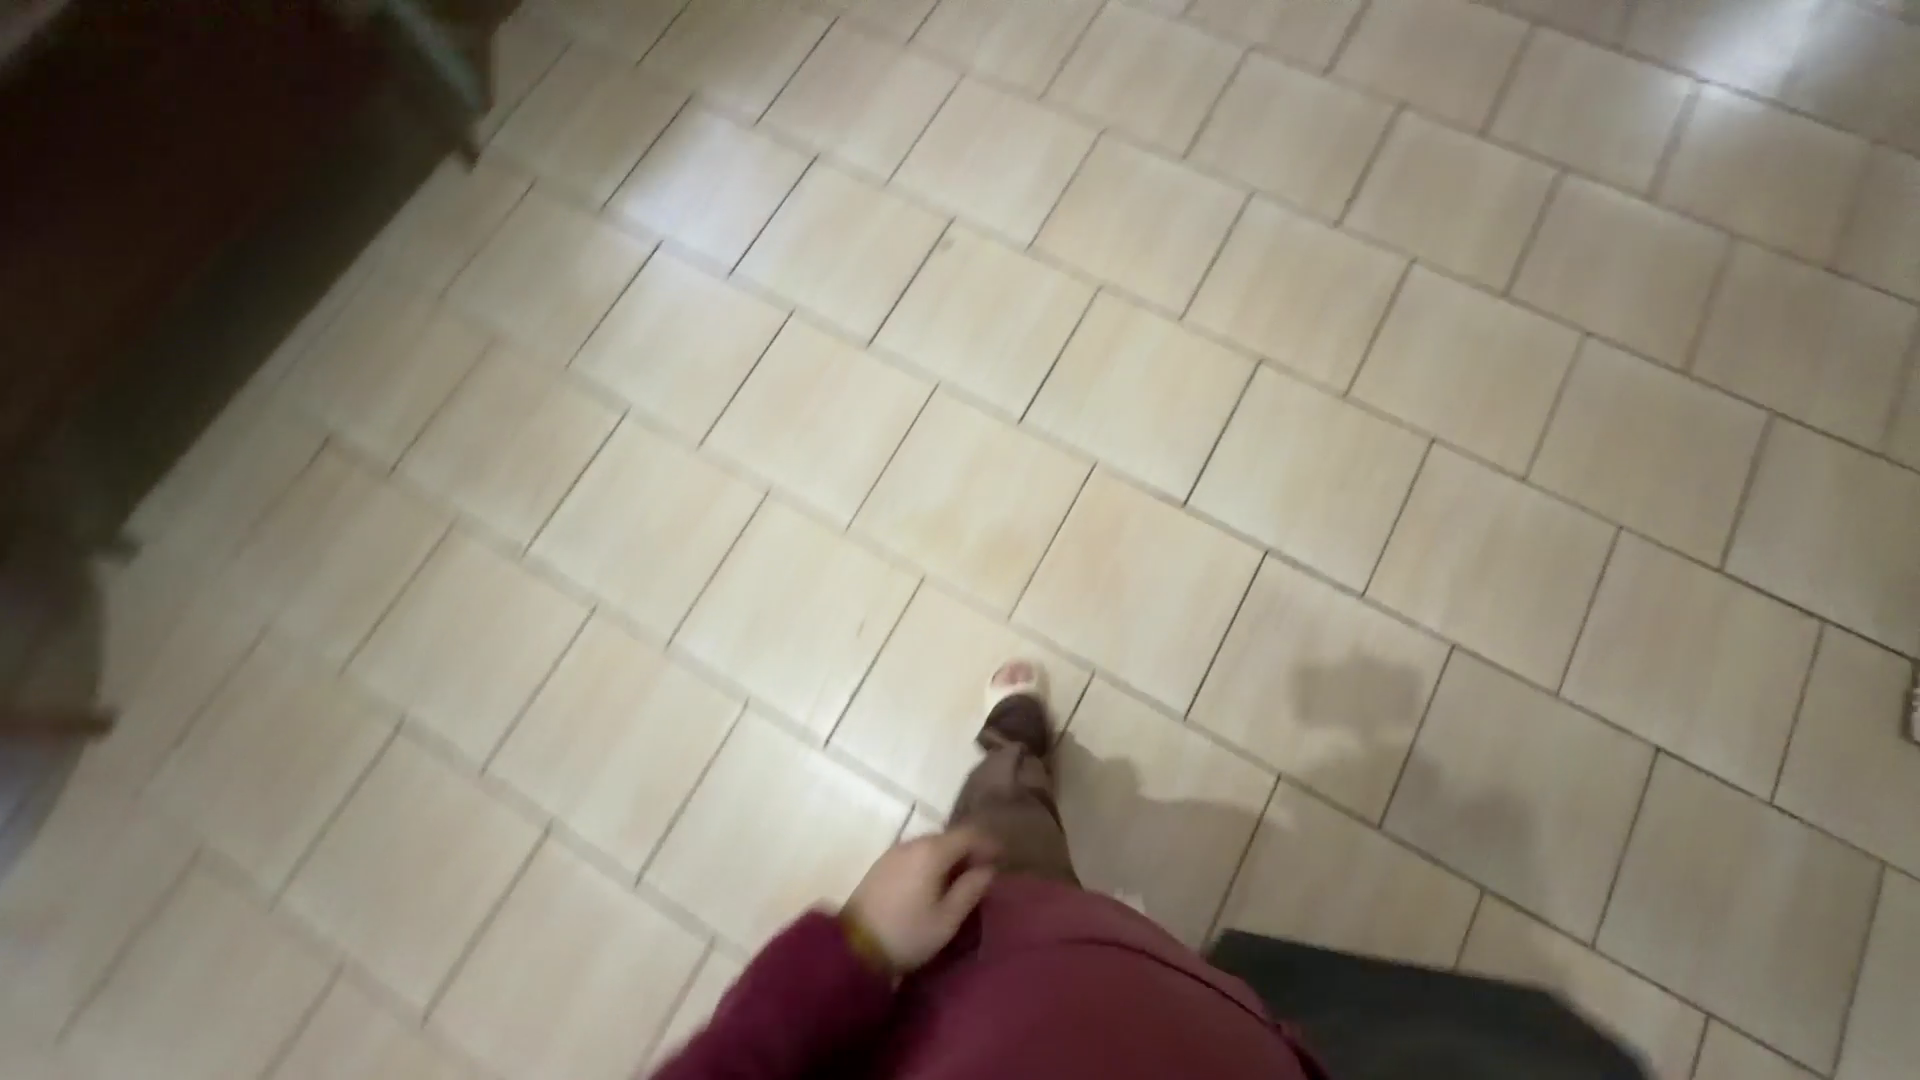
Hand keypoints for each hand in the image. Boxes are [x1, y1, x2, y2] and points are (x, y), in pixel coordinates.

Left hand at [843, 828, 999, 973]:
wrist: (853, 947)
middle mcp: (912, 843)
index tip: (1002, 858)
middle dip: (969, 849)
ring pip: (931, 844)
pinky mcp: (882, 864)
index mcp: (932, 852)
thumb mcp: (947, 919)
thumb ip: (970, 889)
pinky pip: (915, 853)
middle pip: (948, 836)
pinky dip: (931, 860)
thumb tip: (987, 869)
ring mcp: (894, 851)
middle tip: (984, 870)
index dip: (988, 843)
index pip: (968, 834)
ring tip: (961, 878)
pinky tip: (934, 881)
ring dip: (950, 855)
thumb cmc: (907, 934)